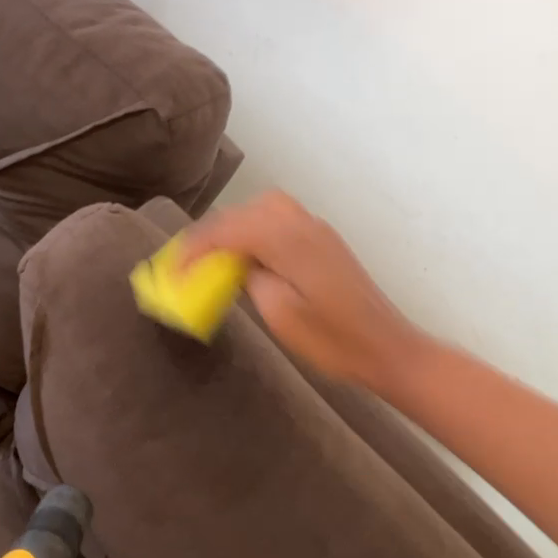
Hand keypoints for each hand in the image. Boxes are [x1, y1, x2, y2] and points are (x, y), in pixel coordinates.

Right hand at [183, 190, 426, 389]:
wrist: (386, 348)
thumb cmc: (333, 341)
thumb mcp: (280, 314)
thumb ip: (251, 279)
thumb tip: (236, 265)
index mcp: (289, 241)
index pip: (228, 230)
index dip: (195, 249)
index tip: (171, 273)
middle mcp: (303, 225)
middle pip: (244, 212)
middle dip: (211, 234)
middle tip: (188, 263)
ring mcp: (317, 231)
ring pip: (263, 210)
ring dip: (234, 229)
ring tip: (214, 258)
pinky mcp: (324, 243)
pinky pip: (280, 221)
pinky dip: (254, 232)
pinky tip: (247, 258)